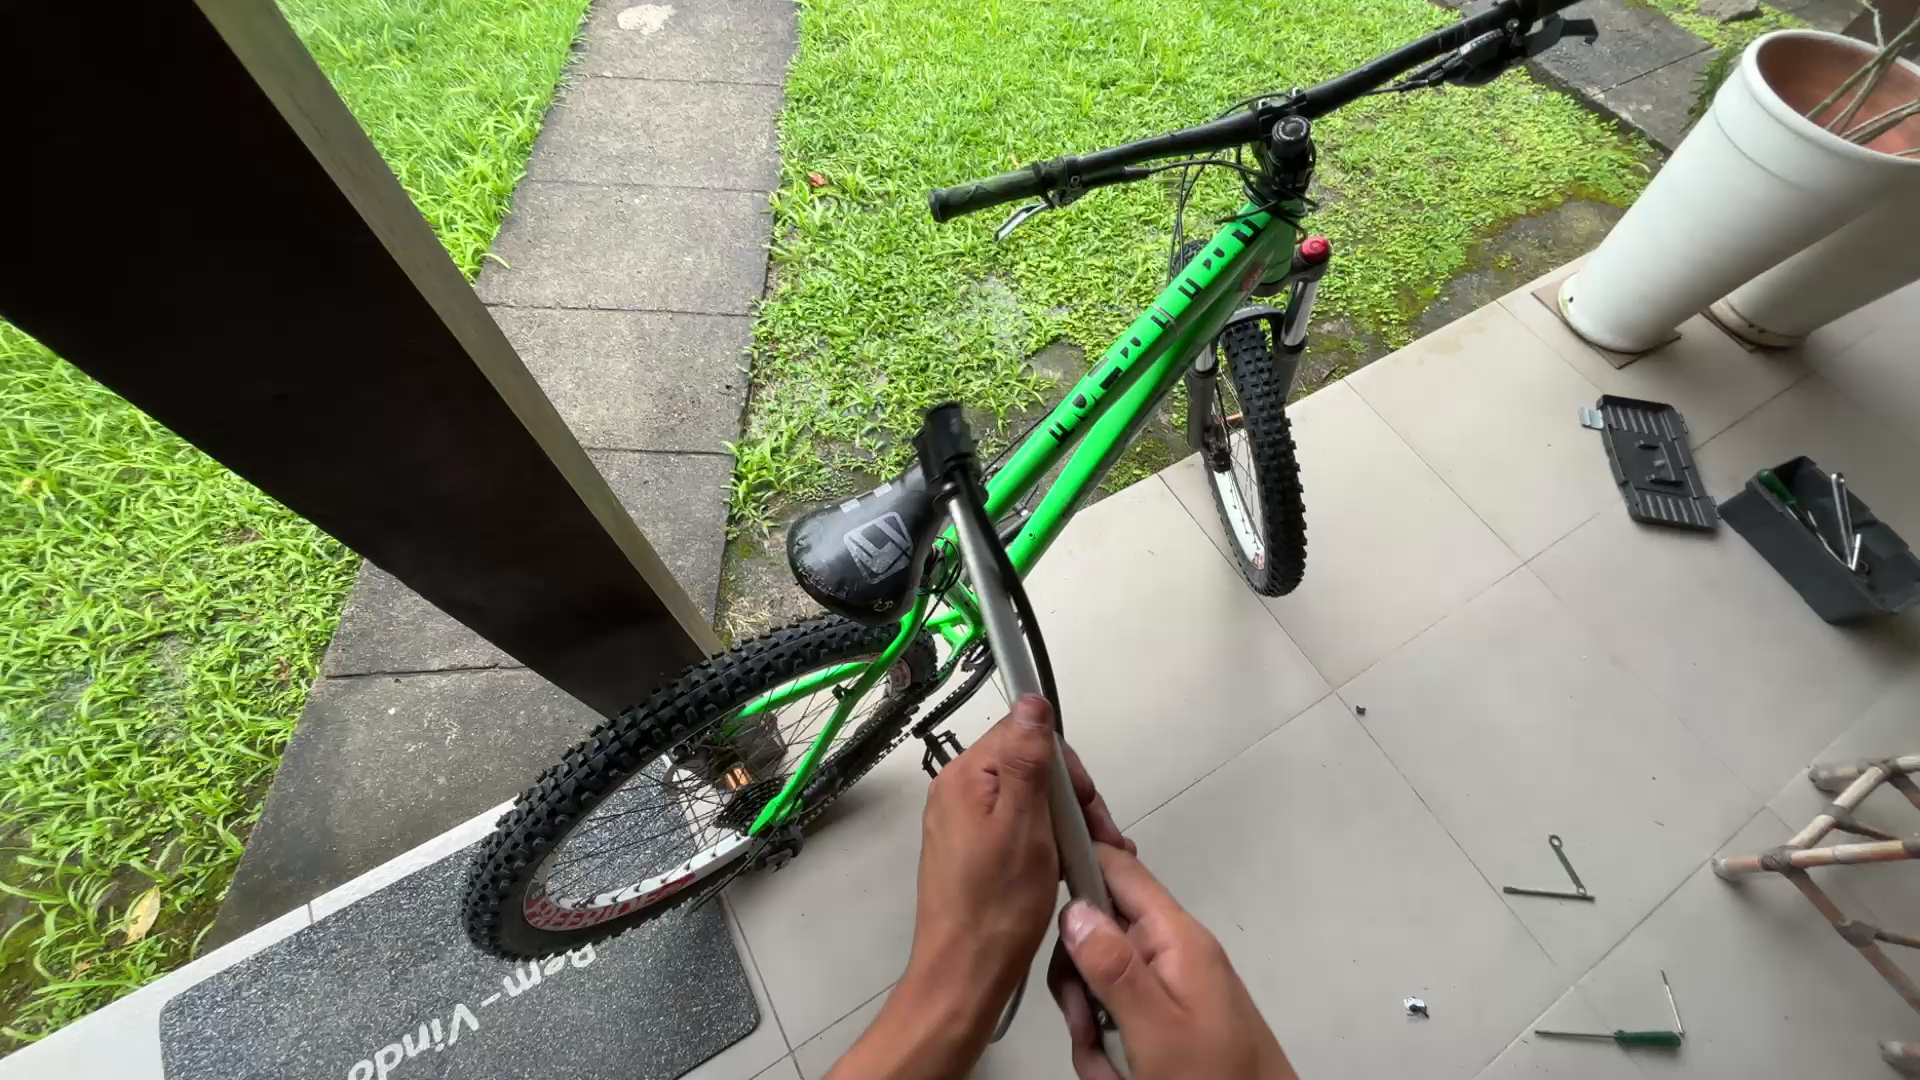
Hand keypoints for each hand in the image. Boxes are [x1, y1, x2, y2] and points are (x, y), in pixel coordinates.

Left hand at [903, 695, 1130, 1037]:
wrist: (964, 977)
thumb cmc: (998, 904)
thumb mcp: (1024, 823)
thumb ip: (1027, 758)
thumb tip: (1031, 699)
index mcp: (965, 774)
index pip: (1024, 734)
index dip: (1064, 766)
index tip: (1087, 806)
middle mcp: (957, 789)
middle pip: (1027, 765)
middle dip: (1069, 797)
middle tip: (1100, 839)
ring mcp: (962, 820)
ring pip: (1026, 797)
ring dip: (1063, 821)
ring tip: (1090, 857)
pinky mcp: (970, 848)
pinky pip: (1016, 824)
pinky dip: (1045, 839)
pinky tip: (1066, 865)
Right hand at [1050, 843, 1295, 1079]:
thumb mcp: (1159, 1033)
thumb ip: (1114, 968)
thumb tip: (1073, 907)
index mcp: (1175, 934)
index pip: (1117, 865)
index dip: (1076, 856)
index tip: (1034, 879)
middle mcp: (1169, 948)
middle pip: (1097, 930)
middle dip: (1078, 979)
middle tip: (1084, 1026)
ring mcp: (1166, 984)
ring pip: (1098, 977)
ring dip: (1090, 1023)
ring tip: (1109, 1069)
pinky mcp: (1163, 1016)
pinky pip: (1114, 1014)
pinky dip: (1106, 1047)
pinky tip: (1119, 1076)